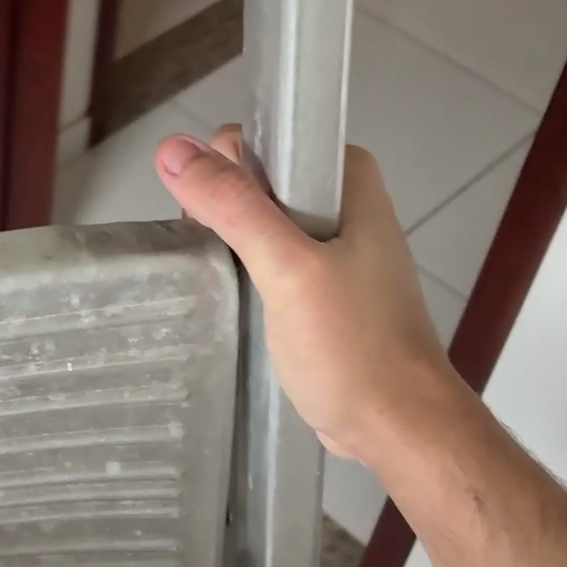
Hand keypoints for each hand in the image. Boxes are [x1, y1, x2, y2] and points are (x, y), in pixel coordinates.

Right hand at [155, 127, 472, 465]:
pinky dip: (239, 266)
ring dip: (225, 239)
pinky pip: (263, 255)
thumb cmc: (351, 347)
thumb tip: (171, 148)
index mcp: (346, 177)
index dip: (224, 170)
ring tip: (222, 281)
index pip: (262, 140)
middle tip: (221, 259)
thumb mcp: (288, 269)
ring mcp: (330, 245)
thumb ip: (233, 207)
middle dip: (220, 207)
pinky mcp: (317, 283)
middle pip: (253, 178)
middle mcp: (340, 200)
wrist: (396, 426)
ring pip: (254, 219)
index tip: (212, 220)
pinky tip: (229, 294)